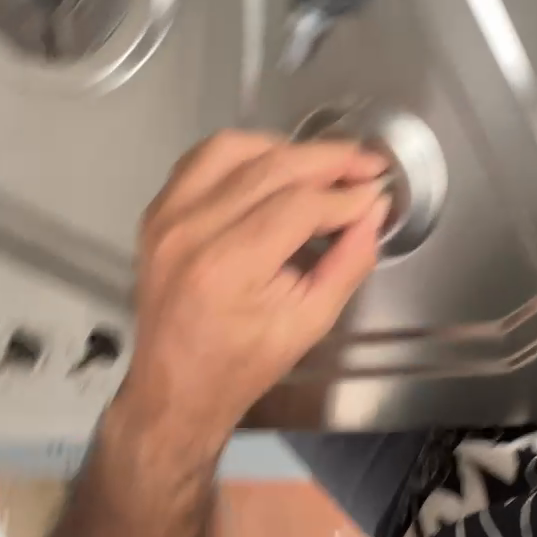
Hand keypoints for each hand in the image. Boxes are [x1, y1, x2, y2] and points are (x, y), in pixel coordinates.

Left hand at [118, 132, 390, 445]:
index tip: (378, 193)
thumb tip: (375, 208)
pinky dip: (246, 152)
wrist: (175, 389)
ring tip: (324, 166)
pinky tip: (276, 166)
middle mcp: (191, 230)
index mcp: (228, 267)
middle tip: (367, 164)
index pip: (300, 205)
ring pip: (236, 148)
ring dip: (289, 148)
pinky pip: (204, 157)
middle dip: (331, 160)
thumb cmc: (246, 363)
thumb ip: (351, 260)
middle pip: (273, 166)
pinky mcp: (158, 211)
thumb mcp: (313, 321)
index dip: (347, 195)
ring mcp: (167, 216)